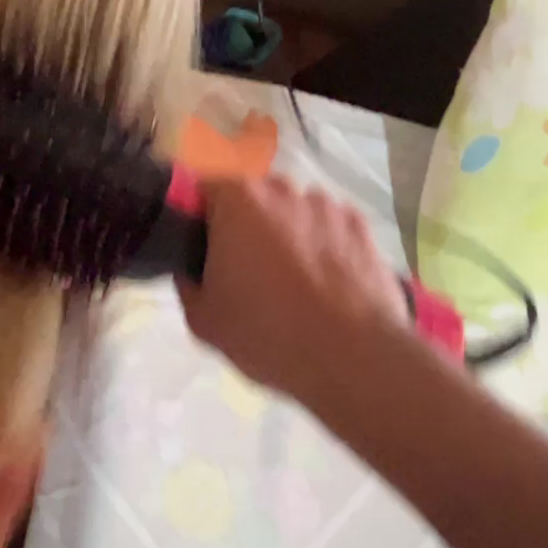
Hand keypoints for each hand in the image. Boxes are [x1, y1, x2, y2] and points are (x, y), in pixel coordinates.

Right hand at [178, 175, 408, 398]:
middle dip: (247, 227)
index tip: (206, 254)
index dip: (201, 222)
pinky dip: (325, 247)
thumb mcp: (203, 319)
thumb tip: (192, 271)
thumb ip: (186, 283)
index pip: (204, 192)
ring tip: (295, 283)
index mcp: (236, 198)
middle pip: (252, 200)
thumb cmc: (267, 333)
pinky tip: (328, 285)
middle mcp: (281, 188)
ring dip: (288, 235)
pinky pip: (330, 228)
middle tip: (248, 273)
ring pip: (293, 213)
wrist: (354, 358)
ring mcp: (326, 203)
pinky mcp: (361, 225)